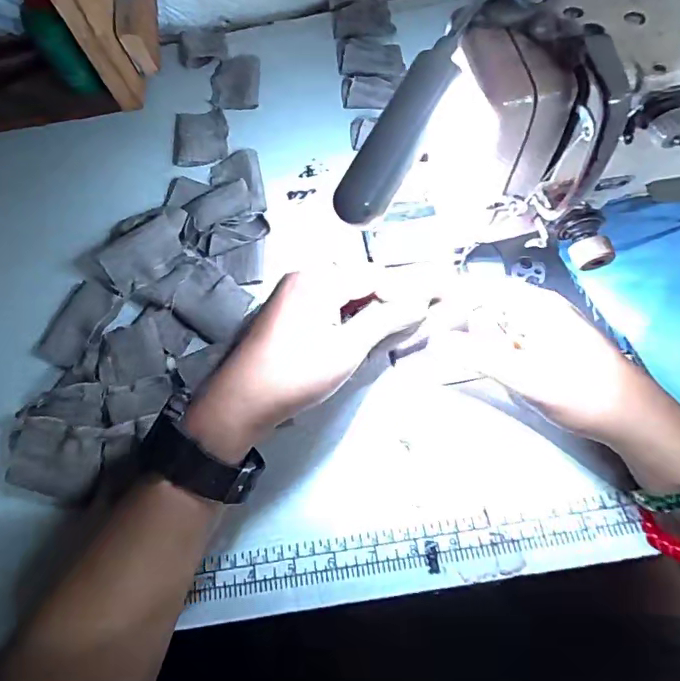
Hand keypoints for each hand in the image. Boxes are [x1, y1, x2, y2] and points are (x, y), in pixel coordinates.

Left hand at [183, 267, 436, 459]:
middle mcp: (306, 276)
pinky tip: (372, 328)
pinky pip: (334, 303)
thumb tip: (420, 302)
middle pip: (364, 280)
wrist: (240, 403)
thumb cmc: (294, 375)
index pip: (377, 276)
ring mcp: (296, 293)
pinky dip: (356, 314)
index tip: (439, 299)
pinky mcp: (292, 311)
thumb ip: (385, 320)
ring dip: (377, 306)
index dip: (410, 290)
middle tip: (428, 309)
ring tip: (407, 320)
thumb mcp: (347, 349)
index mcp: (318, 279)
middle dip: (395, 296)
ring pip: (350, 292)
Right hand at [444, 279, 679, 490]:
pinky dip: (496, 345)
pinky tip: (490, 362)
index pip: (480, 288)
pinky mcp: (556, 344)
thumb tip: (438, 339)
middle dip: (461, 317)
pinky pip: (515, 334)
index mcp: (535, 304)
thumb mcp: (524, 375)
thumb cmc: (579, 391)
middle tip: (436, 340)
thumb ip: (479, 354)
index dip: (449, 299)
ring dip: (478, 333)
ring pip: (502, 320)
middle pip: (489, 301)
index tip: (423, 315)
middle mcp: (542, 306)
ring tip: (455, 350)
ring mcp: (551, 324)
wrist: (633, 416)